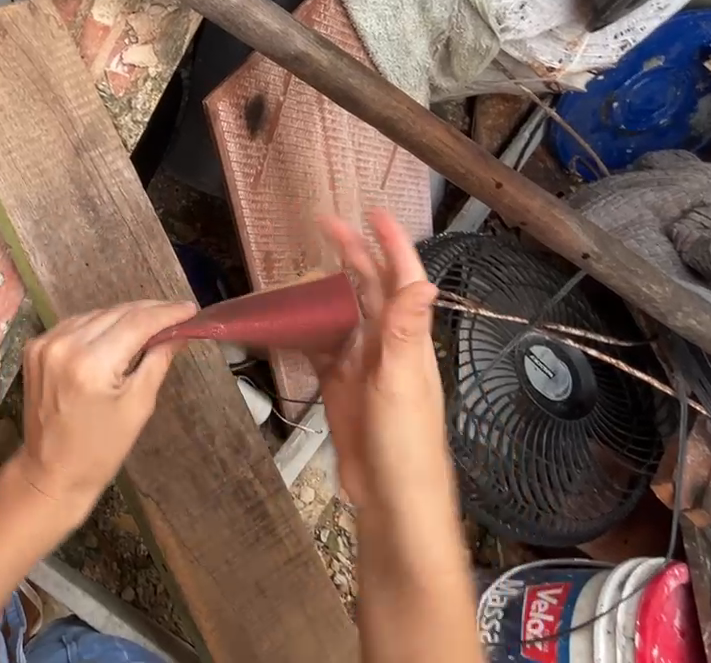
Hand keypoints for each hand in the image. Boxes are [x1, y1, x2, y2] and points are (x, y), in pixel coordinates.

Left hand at [13, 300, 198, 520]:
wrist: (51, 470)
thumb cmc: (101, 449)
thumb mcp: (138, 407)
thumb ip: (157, 362)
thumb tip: (178, 333)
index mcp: (91, 363)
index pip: (135, 323)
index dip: (165, 313)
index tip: (189, 310)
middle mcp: (64, 345)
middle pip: (114, 314)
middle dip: (147, 312)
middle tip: (176, 314)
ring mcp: (45, 343)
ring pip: (94, 316)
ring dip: (122, 317)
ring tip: (151, 323)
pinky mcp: (35, 347)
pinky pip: (74, 325)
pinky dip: (97, 326)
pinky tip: (115, 333)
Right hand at [311, 210, 456, 519]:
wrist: (390, 497)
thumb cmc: (404, 444)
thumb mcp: (402, 385)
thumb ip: (405, 332)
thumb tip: (421, 282)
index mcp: (406, 341)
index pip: (402, 281)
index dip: (391, 245)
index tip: (372, 212)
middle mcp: (385, 345)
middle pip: (368, 288)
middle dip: (351, 252)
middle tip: (324, 223)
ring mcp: (361, 364)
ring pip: (342, 312)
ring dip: (325, 284)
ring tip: (302, 260)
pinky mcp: (339, 383)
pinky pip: (320, 344)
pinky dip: (305, 326)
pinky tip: (288, 314)